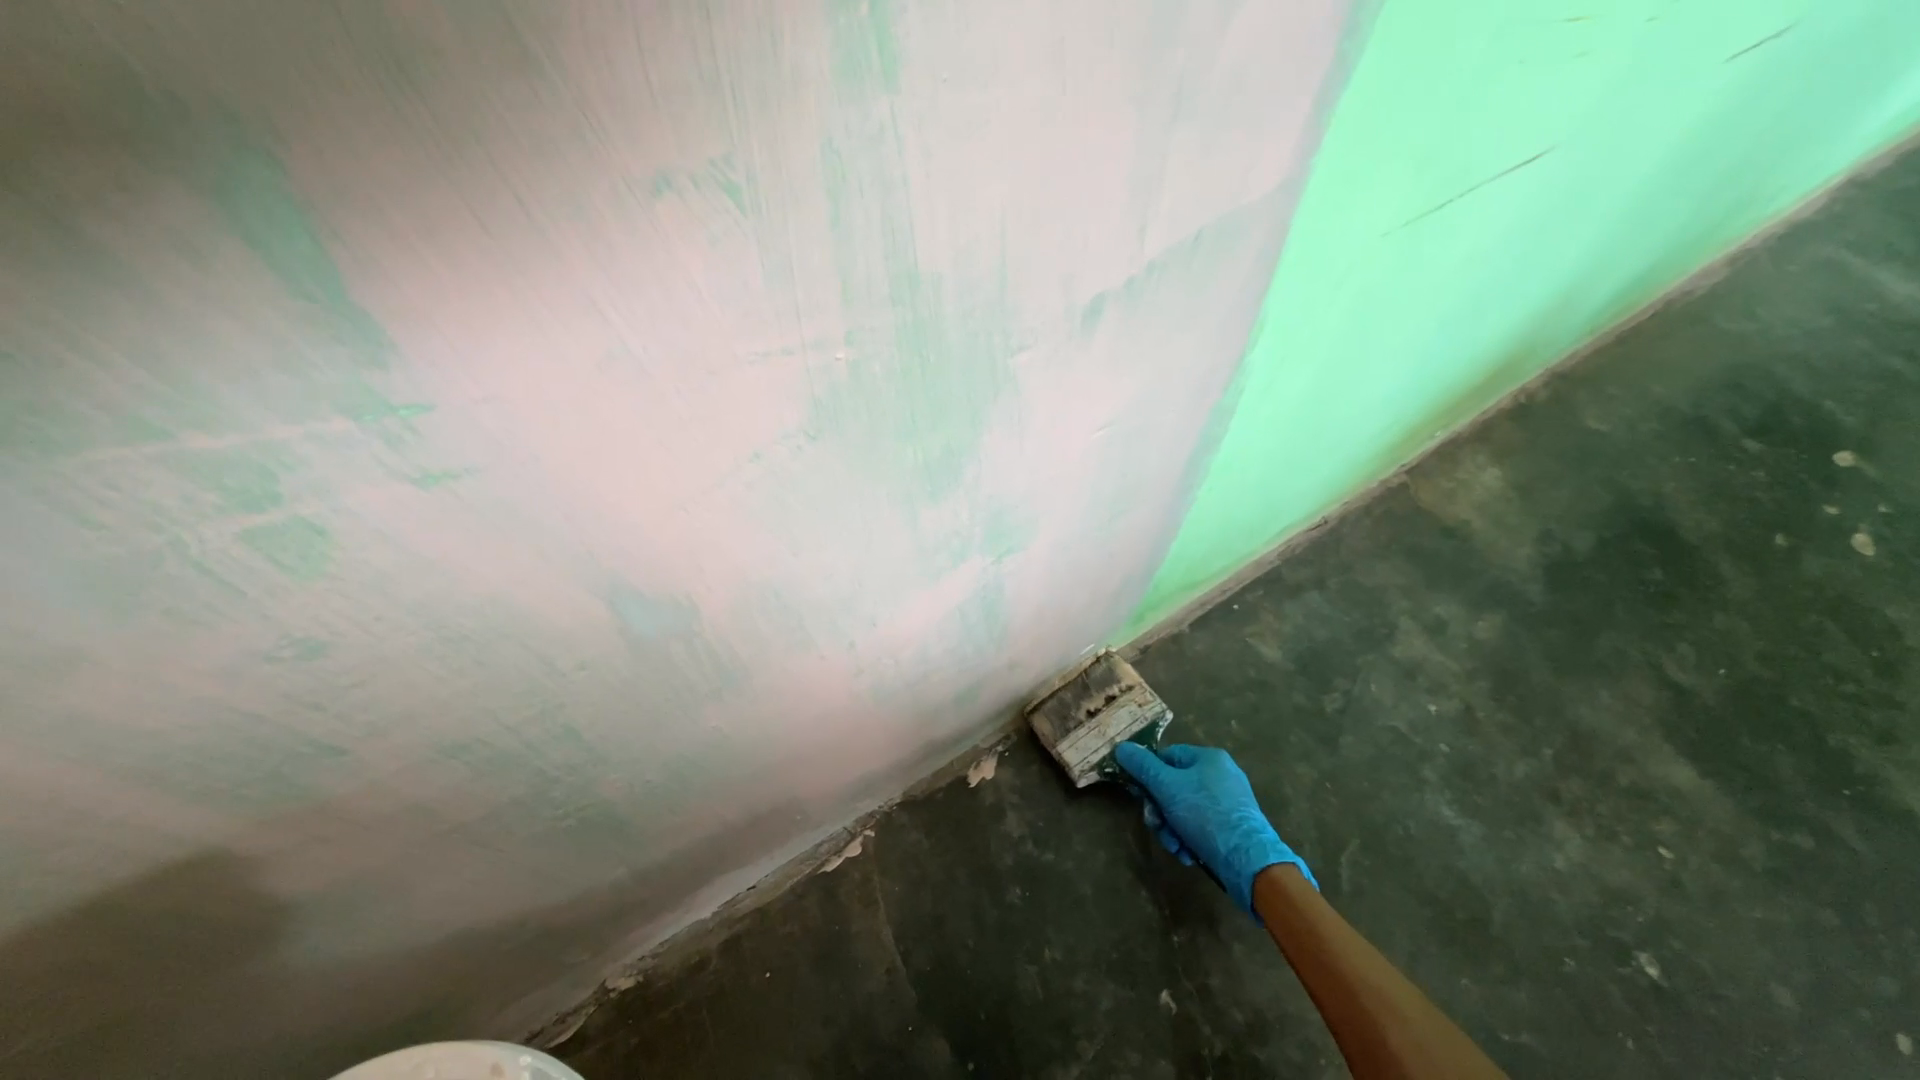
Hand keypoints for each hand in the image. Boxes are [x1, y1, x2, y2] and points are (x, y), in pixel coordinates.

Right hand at [1113, 742, 1315, 913]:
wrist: (1247, 859)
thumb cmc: (1204, 814)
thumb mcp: (1167, 786)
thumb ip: (1142, 766)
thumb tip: (1121, 746)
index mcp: (1208, 758)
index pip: (1166, 757)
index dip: (1149, 776)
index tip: (1141, 797)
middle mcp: (1221, 775)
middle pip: (1174, 787)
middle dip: (1160, 811)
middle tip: (1157, 827)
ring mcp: (1229, 802)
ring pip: (1184, 810)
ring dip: (1172, 830)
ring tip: (1176, 847)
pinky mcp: (1233, 827)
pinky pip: (1201, 826)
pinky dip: (1189, 840)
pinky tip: (1188, 854)